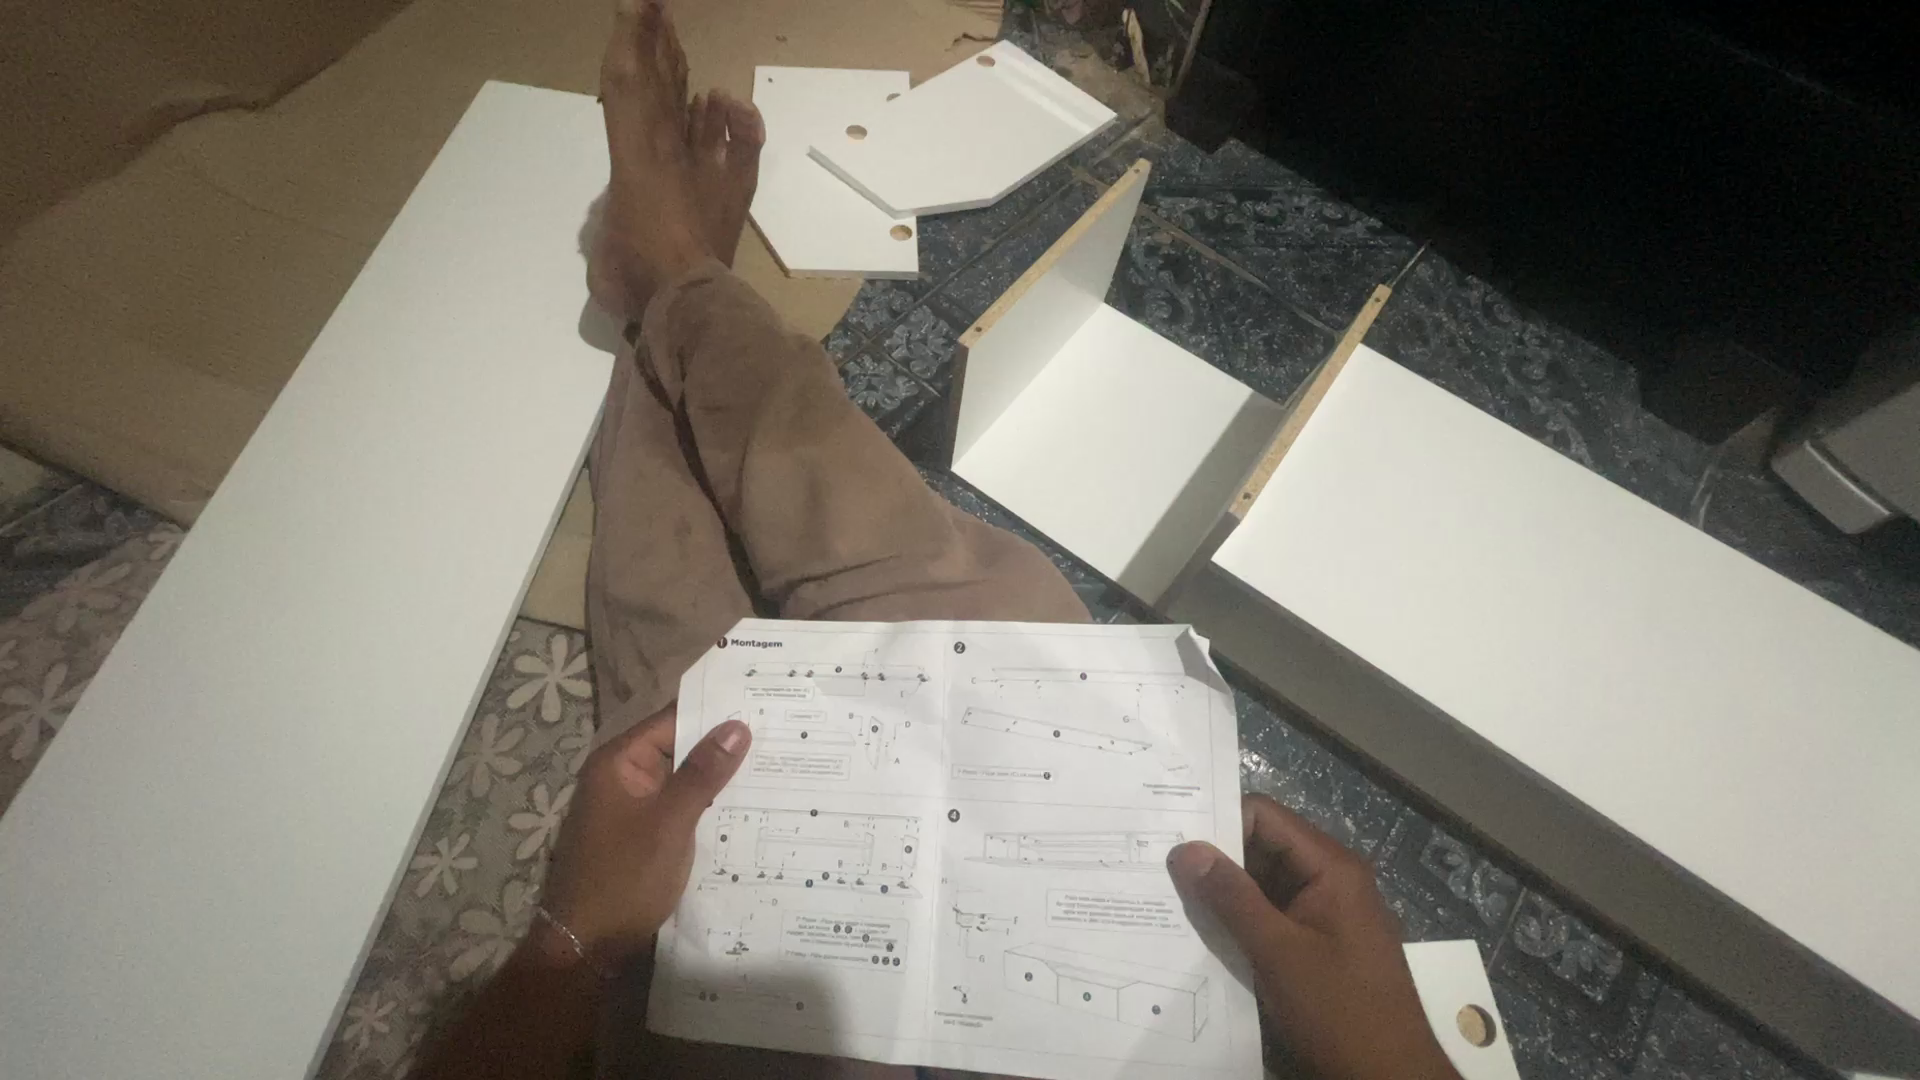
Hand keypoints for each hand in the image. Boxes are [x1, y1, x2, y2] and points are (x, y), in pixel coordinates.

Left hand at [539, 706, 750, 965]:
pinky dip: (708, 802)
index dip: (716, 712)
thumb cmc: (623, 880)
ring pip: (684, 778)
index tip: (761, 704)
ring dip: (719, 776)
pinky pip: (681, 804)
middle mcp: (623, 776)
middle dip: (724, 744)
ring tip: (774, 762)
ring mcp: (632, 806)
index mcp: (619, 763)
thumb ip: (704, 773)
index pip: (674, 720)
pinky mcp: (643, 832)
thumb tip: (738, 726)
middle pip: (680, 747)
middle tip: (779, 732)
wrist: (584, 952)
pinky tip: (746, 803)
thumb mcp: (670, 823)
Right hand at [1168, 796, 1459, 1079]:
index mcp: (1331, 867)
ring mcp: (1326, 911)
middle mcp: (1331, 878)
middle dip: (1216, 855)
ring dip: (1224, 888)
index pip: (1264, 816)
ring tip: (1173, 893)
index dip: (1219, 821)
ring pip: (1263, 880)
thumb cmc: (1341, 1013)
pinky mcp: (1318, 941)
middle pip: (1262, 845)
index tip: (1173, 836)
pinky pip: (1272, 910)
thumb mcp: (1278, 953)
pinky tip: (1204, 927)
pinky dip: (1240, 915)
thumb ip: (1230, 896)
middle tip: (1162, 863)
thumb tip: (1185, 848)